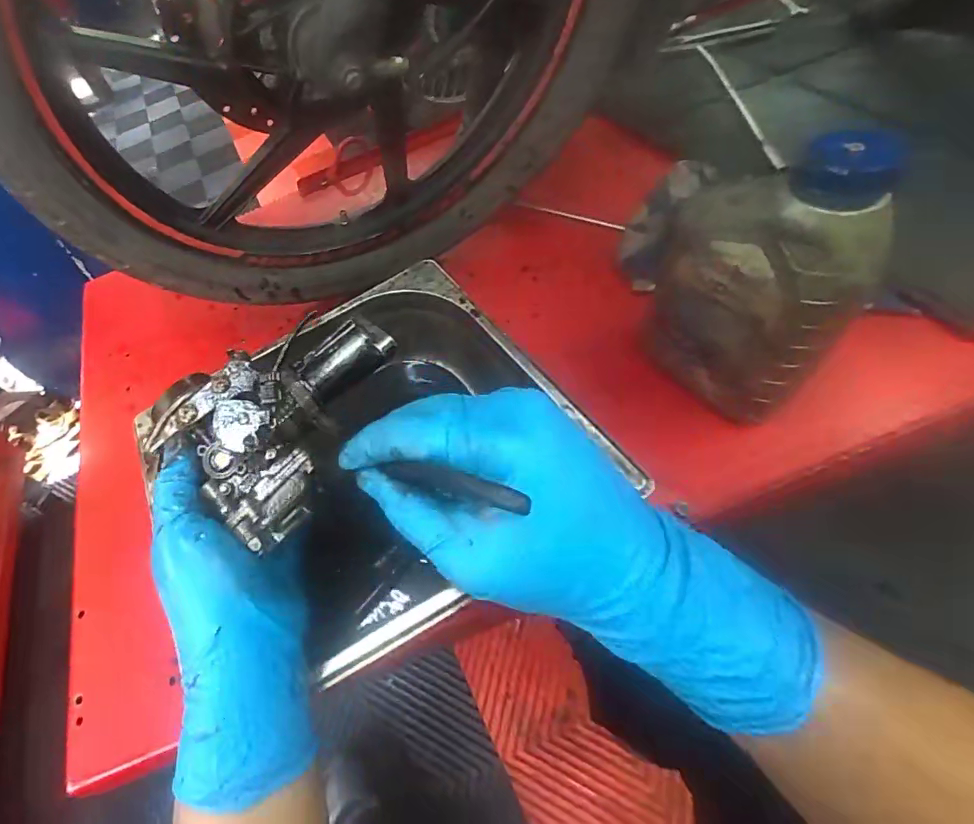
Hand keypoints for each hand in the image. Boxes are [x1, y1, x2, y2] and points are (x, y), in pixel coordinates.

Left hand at [150, 447, 315, 811]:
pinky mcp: (287, 545)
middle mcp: (217, 529)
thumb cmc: (206, 591)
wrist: (255, 646)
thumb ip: (174, 496)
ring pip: (263, 491)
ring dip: (275, 466)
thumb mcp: (176, 539)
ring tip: (294, 426)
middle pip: (230, 481)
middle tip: (268, 411)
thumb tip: (175, 451)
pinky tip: (313, 461)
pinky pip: (293, 510)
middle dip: (245, 450)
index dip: (200, 445)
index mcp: (184, 528)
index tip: (222, 408)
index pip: (188, 478)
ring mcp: (254, 538)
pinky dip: (302, 489)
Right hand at [339, 388, 820, 736]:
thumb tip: (375, 481)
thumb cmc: (553, 569)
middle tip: (363, 465)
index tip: (344, 461)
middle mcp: (516, 406)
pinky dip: (447, 432)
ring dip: (419, 432)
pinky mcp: (536, 413)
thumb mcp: (473, 557)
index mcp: (504, 438)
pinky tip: (431, 457)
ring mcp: (530, 405)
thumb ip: (416, 514)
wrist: (629, 563)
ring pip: (453, 408)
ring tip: (390, 464)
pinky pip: (475, 415)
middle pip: (435, 409)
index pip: (421, 426)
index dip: (376, 441)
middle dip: (394, 434)